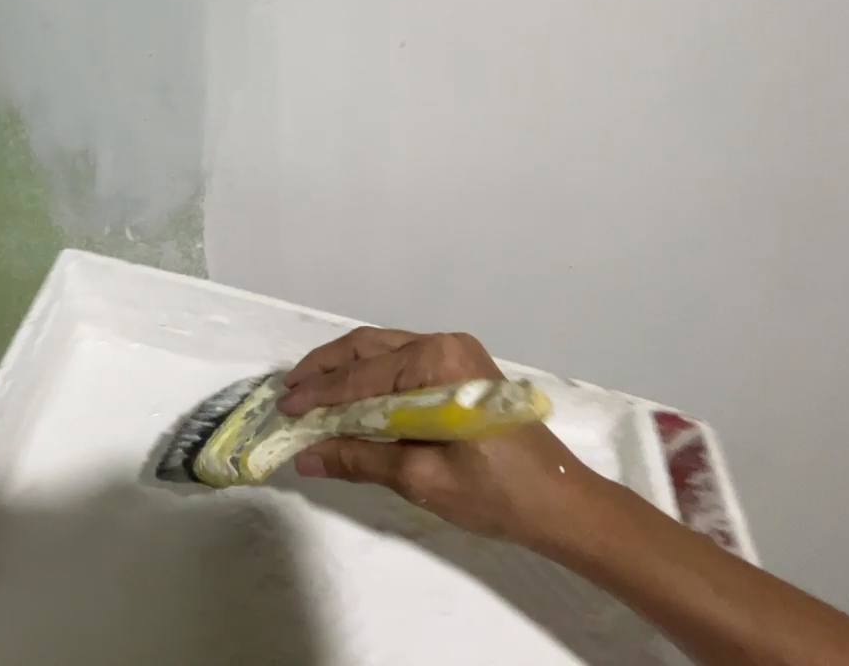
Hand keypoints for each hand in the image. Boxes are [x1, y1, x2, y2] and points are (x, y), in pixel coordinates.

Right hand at [278, 328, 599, 545]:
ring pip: (380, 348)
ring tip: (308, 389)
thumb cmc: (497, 493)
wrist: (564, 504)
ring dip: (342, 367)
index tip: (284, 409)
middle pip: (366, 347)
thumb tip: (305, 458)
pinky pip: (400, 359)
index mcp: (437, 364)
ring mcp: (454, 350)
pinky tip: (349, 391)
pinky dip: (368, 373)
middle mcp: (443, 344)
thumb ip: (359, 459)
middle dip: (323, 369)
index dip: (318, 395)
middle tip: (289, 392)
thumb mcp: (421, 479)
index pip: (362, 377)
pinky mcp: (459, 363)